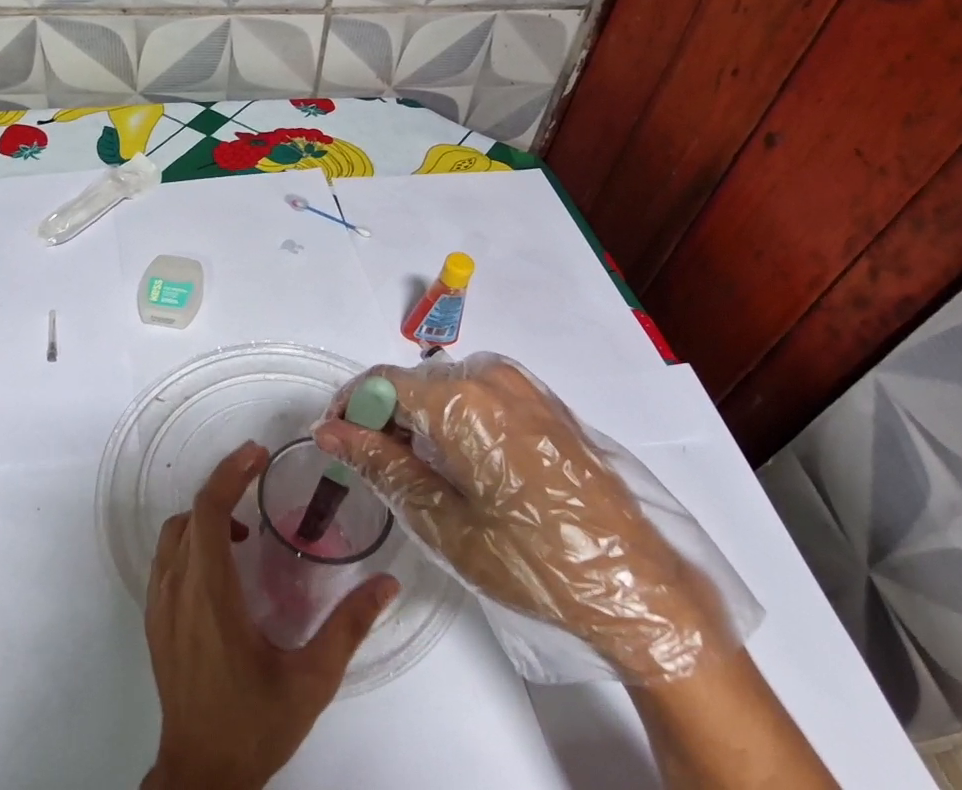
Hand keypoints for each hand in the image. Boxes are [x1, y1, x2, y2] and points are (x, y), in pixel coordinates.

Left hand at [143, 441, 398, 789]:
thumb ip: (348, 628)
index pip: (207, 513)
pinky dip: (191, 543)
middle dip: (222, 487)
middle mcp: (177, 592)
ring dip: (205, 517)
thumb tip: (386, 585)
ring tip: (244, 528)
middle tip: (257, 475)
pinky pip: (166, 562)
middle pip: (189, 516)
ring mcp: (159, 607)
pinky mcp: (155, 623)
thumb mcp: (311, 680)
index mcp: (211, 597)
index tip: (256, 453)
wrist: (200, 772)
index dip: (229, 475)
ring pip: (173, 537)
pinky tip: (223, 564)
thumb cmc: (254, 725)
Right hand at [313, 353, 726, 680]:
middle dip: (384, 418)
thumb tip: (327, 431)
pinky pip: (481, 395)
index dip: (349, 410)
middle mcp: (493, 377)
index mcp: (463, 402)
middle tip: (378, 471)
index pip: (381, 383)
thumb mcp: (442, 520)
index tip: (336, 446)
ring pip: (446, 388)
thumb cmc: (530, 560)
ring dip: (421, 420)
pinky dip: (456, 420)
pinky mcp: (546, 404)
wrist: (633, 584)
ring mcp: (526, 387)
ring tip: (420, 476)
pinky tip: (464, 467)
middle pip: (414, 382)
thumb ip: (381, 465)